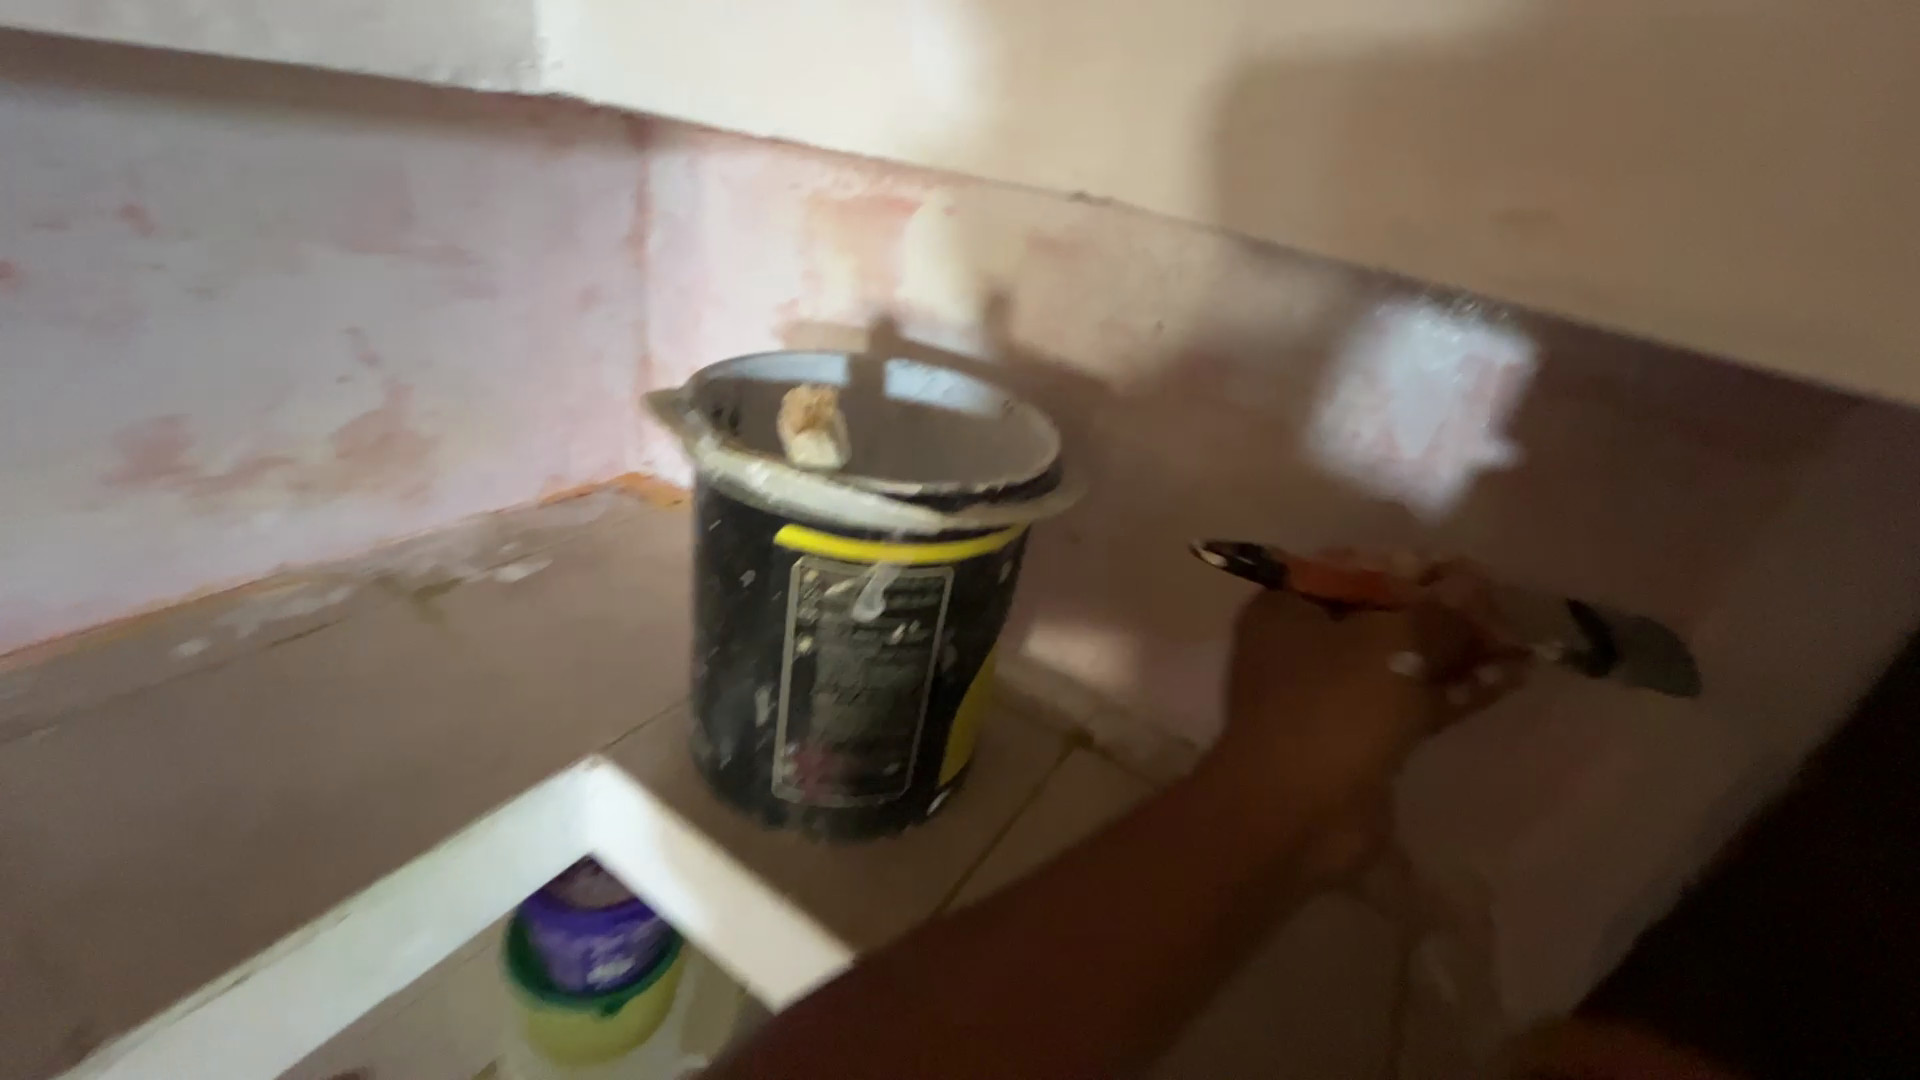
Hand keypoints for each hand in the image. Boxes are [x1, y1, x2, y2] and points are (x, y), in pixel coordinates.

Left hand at [1210, 558, 1526, 875]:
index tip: (1466, 573)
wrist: (1296, 812)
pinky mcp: (1360, 736)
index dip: (1410, 570)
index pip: (1351, 571)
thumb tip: (1470, 583)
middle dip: (1444, 612)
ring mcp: (1330, 693)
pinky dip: (1455, 688)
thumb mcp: (1386, 645)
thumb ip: (1435, 613)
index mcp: (1286, 607)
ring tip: (1522, 642)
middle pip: (1380, 615)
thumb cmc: (1330, 708)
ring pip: (1401, 660)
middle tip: (1506, 611)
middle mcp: (1302, 644)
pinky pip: (1411, 700)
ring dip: (1459, 651)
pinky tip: (1511, 676)